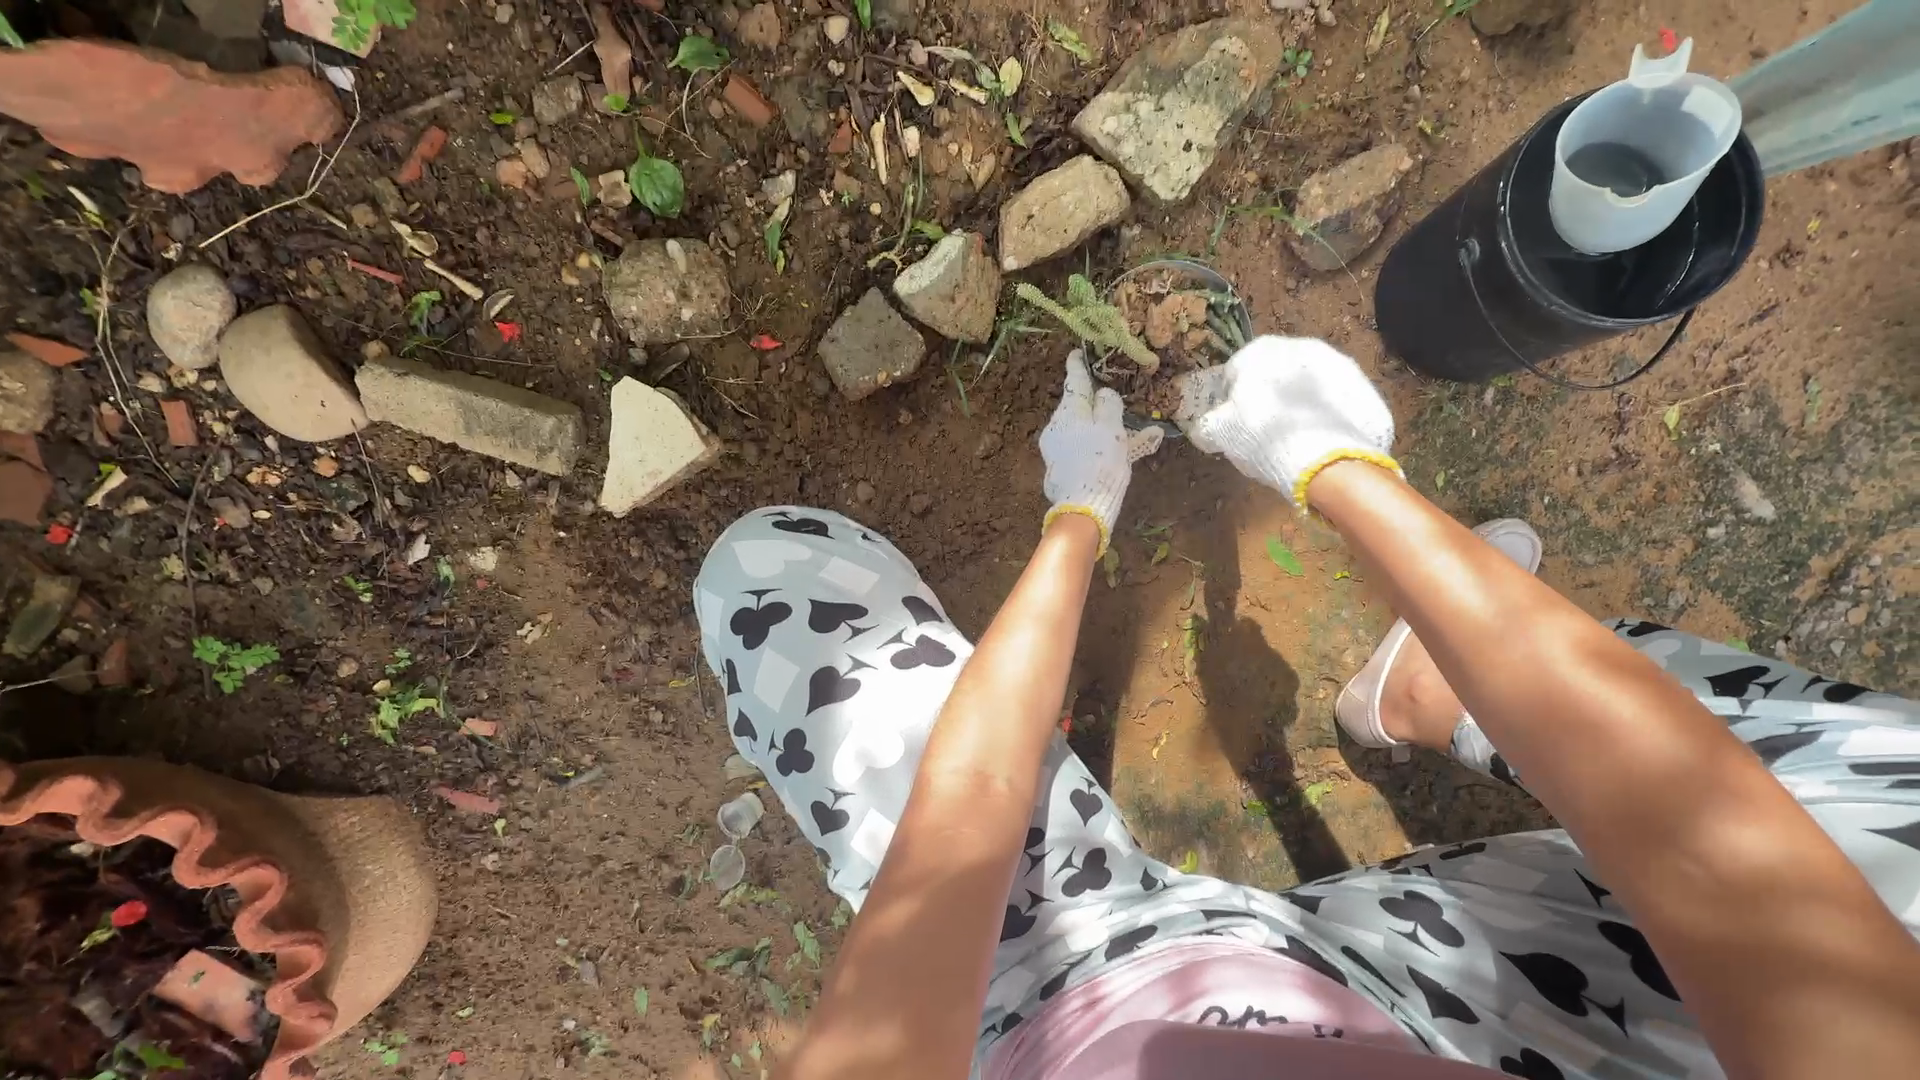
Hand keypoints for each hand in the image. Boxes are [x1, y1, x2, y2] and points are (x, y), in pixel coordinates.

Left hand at [1039, 350, 1161, 554]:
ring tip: (1146, 434)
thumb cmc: (1099, 460)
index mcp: (1068, 412)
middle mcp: (1059, 428)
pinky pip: (1091, 451)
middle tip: (1116, 398)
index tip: (1076, 354)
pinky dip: (1109, 449)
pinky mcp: (1067, 470)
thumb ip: (1108, 405)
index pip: (1074, 381)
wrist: (1083, 507)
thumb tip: (1104, 395)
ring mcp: (1061, 450)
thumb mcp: (1111, 427)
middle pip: (1082, 409)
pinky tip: (1138, 451)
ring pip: (1090, 433)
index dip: (1077, 366)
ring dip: (1113, 431)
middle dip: (1100, 405)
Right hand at [1175, 335, 1399, 506]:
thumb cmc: (1262, 437)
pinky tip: (1320, 445)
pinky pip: (1338, 406)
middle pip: (1278, 375)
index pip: (1237, 371)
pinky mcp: (1368, 393)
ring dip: (1301, 406)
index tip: (1233, 422)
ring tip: (1295, 440)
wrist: (1327, 460)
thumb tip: (1204, 428)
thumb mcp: (1218, 433)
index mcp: (1262, 350)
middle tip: (1265, 431)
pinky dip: (1329, 420)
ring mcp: (1342, 367)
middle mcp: (1303, 347)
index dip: (1232, 399)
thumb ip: (1206, 425)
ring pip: (1310, 387)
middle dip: (1271, 397)